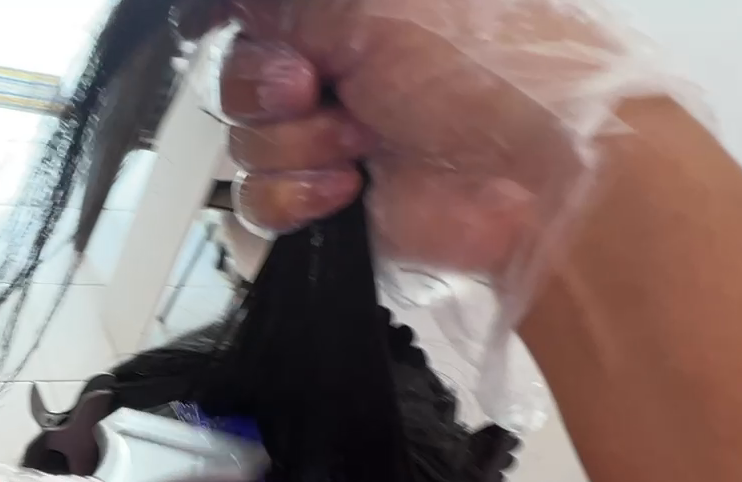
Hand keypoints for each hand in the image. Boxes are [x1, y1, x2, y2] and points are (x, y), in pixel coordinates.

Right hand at [221, 0, 674, 274]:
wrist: (527, 176)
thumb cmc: (489, 70)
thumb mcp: (379, 1)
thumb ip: (295, 1)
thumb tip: (235, 2)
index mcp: (351, 10)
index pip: (259, 14)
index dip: (235, 25)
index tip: (214, 28)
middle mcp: (335, 70)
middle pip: (239, 81)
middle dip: (267, 93)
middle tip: (314, 89)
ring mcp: (327, 136)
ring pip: (246, 146)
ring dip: (295, 149)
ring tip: (358, 144)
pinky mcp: (323, 197)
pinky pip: (258, 202)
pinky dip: (294, 197)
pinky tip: (344, 188)